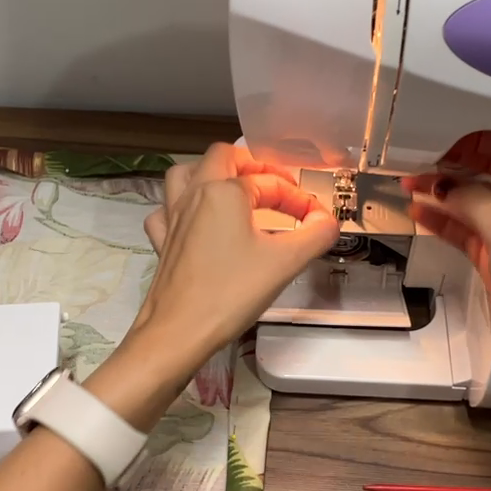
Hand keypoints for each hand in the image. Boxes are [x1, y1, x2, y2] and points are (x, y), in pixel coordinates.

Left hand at [129, 143, 340, 373]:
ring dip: (211, 174)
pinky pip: (166, 210)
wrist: (179, 332)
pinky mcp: (162, 241)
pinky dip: (181, 207)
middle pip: (222, 158)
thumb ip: (314, 236)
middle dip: (253, 167)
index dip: (299, 198)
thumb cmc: (230, 293)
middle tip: (276, 187)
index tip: (315, 220)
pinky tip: (196, 222)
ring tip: (233, 190)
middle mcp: (194, 195)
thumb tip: (328, 222)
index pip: (270, 183)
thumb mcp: (285, 263)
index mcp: (224, 192)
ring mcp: (173, 217)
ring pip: (185, 174)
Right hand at [404, 132, 490, 388]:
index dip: (478, 139)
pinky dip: (443, 222)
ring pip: (472, 203)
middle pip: (488, 170)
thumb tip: (441, 184)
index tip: (442, 143)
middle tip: (413, 165)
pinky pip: (466, 233)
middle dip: (453, 164)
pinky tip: (417, 214)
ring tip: (405, 187)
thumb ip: (471, 199)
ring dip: (442, 194)